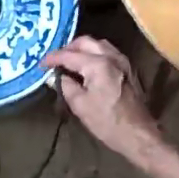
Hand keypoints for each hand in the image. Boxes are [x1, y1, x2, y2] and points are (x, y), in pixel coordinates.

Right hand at [42, 37, 167, 165]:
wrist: (137, 134)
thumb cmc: (106, 121)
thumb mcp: (79, 105)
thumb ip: (66, 85)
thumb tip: (58, 77)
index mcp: (98, 64)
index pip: (69, 55)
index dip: (52, 58)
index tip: (41, 64)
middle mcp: (112, 57)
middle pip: (86, 42)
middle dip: (68, 48)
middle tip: (56, 60)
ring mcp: (123, 62)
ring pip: (99, 45)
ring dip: (83, 49)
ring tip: (70, 61)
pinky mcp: (128, 70)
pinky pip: (108, 53)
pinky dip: (95, 54)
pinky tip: (87, 66)